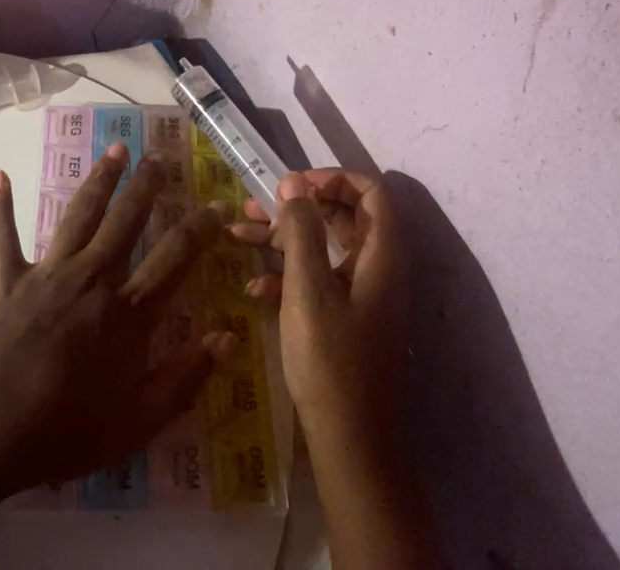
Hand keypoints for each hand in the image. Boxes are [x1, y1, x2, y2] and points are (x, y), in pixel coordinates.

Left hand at [0, 143, 230, 491]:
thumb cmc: (67, 429)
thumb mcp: (140, 420)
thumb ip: (185, 377)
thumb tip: (228, 338)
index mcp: (129, 311)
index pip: (176, 258)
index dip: (200, 228)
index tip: (216, 204)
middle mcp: (94, 279)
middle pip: (127, 221)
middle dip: (146, 186)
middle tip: (159, 157)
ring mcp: (49, 274)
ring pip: (79, 215)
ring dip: (98, 180)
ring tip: (113, 149)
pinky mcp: (8, 280)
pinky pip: (3, 237)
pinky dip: (0, 206)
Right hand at [231, 169, 407, 432]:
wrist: (350, 440)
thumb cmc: (330, 359)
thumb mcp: (308, 289)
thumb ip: (301, 231)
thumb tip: (295, 183)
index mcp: (381, 254)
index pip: (371, 192)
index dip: (333, 178)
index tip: (292, 184)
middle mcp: (378, 267)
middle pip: (343, 217)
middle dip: (297, 208)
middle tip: (253, 206)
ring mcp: (364, 295)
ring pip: (325, 248)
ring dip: (284, 239)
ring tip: (238, 234)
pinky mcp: (347, 319)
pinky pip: (320, 281)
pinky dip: (289, 277)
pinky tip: (254, 289)